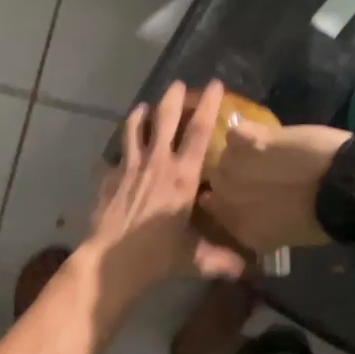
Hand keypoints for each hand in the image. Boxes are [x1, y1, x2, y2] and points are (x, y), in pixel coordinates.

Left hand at [79, 81, 247, 302]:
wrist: (111, 262)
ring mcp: (129, 167)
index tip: (215, 84)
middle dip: (173, 98)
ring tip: (143, 107)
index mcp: (182, 176)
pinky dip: (117, 151)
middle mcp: (157, 163)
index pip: (199, 131)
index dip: (209, 104)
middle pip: (164, 118)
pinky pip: (114, 156)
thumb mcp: (194, 259)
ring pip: (134, 128)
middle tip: (178, 84)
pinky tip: (117, 155)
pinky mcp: (109, 177)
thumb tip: (246, 269)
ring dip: (140, 114)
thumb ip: (221, 260)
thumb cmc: (157, 256)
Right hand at [199, 121, 350, 250]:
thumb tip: (259, 208)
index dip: (229, 199)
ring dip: (241, 154)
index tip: (243, 193)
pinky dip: (249, 133)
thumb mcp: (287, 232)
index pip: (219, 212)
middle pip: (218, 181)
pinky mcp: (245, 140)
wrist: (343, 186)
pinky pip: (235, 134)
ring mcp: (232, 170)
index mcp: (240, 228)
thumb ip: (263, 221)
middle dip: (233, 176)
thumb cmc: (326, 217)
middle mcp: (227, 200)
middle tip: (256, 171)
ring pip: (226, 156)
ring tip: (262, 151)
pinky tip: (265, 135)